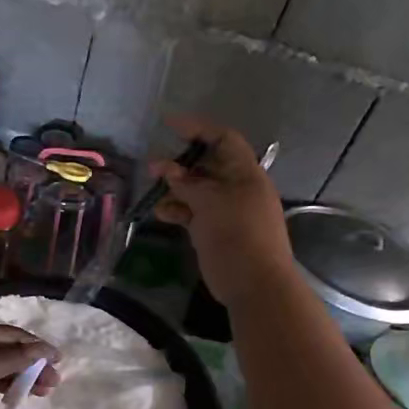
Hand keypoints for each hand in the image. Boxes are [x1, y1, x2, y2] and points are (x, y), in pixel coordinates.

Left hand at [0, 324, 58, 408]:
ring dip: (25, 376)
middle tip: (54, 380)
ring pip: (5, 367)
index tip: (58, 358)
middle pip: (10, 350)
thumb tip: (46, 350)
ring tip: (45, 390)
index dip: (36, 344)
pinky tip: (22, 394)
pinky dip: (11, 386)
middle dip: (33, 363)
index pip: (11, 334)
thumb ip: (14, 358)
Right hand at [150, 116, 294, 303]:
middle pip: (208, 165)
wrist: (254, 284)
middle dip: (181, 163)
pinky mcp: (216, 231)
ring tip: (153, 190)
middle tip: (154, 166)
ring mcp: (227, 211)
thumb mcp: (211, 203)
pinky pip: (195, 214)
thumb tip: (165, 168)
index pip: (223, 140)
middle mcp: (237, 188)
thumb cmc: (238, 236)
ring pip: (198, 191)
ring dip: (176, 188)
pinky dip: (178, 210)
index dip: (198, 128)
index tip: (169, 125)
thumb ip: (187, 184)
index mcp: (246, 174)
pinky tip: (161, 213)